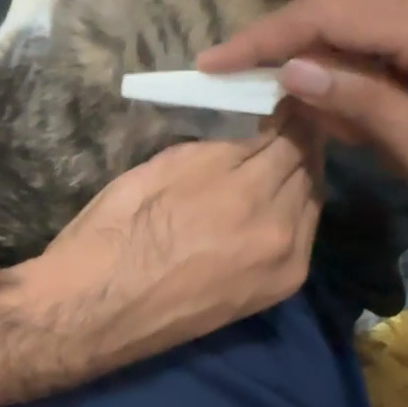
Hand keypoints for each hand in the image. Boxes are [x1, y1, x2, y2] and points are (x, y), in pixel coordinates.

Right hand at [14, 108, 323, 367]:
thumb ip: (217, 151)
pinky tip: (271, 203)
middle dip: (299, 141)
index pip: (291, 137)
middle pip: (308, 168)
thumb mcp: (162, 169)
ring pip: (311, 202)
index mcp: (242, 189)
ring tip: (277, 160)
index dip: (290, 113)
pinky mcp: (278, 290)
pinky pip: (303, 236)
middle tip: (283, 124)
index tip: (282, 98)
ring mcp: (283, 262)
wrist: (95, 307)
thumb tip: (248, 138)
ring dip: (299, 176)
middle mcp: (277, 226)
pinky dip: (294, 211)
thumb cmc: (114, 231)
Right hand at [198, 0, 407, 293]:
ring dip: (333, 73)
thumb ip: (367, 110)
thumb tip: (291, 71)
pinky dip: (372, 77)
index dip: (260, 38)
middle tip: (249, 108)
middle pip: (348, 17)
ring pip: (376, 33)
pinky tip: (367, 117)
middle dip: (291, 58)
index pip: (327, 13)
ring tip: (308, 124)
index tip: (208, 67)